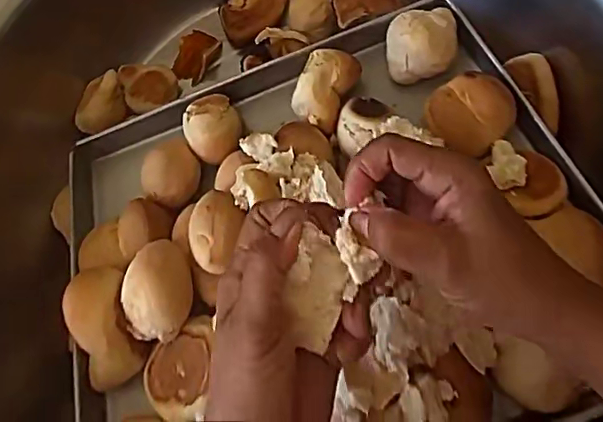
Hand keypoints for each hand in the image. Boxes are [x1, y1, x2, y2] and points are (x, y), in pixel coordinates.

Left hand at [205, 200, 367, 420]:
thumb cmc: (245, 390)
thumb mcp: (250, 324)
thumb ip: (268, 267)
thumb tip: (295, 215)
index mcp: (248, 275)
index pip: (268, 221)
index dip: (294, 212)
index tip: (321, 220)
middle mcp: (276, 287)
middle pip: (311, 244)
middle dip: (336, 250)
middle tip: (355, 259)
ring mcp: (303, 315)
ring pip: (336, 278)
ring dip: (353, 293)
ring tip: (352, 320)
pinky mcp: (327, 344)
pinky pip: (350, 319)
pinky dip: (357, 329)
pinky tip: (351, 349)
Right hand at [342, 135, 592, 341]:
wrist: (551, 310)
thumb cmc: (506, 282)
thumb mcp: (448, 264)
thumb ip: (398, 238)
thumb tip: (354, 218)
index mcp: (450, 170)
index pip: (390, 147)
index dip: (362, 170)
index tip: (351, 208)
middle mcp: (444, 174)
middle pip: (388, 164)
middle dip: (365, 191)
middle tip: (354, 229)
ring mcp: (443, 196)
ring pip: (393, 188)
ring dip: (375, 210)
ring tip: (366, 244)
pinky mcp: (442, 217)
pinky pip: (404, 210)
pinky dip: (388, 227)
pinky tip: (384, 254)